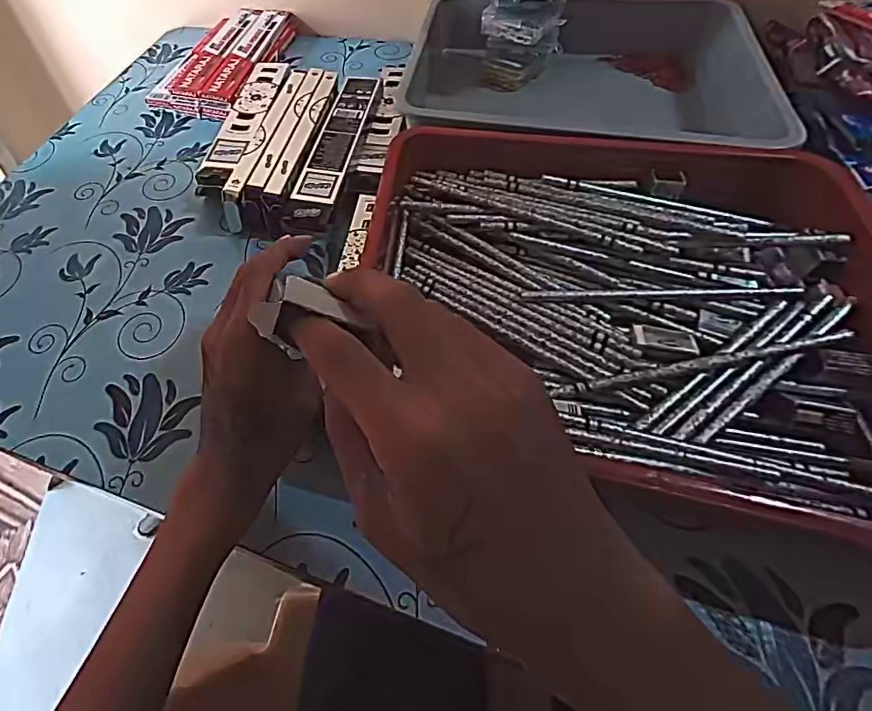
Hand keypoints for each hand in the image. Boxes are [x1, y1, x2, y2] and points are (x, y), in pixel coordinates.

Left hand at [191, 236, 323, 524]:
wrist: (230, 466)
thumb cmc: (272, 433)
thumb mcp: (307, 387)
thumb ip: (313, 344)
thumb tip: (326, 317)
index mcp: (244, 335)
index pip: (259, 275)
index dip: (282, 252)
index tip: (305, 245)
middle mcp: (222, 330)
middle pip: (245, 276)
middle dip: (274, 259)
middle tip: (304, 256)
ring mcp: (214, 339)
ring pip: (239, 291)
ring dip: (266, 278)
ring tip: (299, 282)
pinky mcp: (214, 349)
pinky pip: (236, 309)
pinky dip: (258, 298)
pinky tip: (283, 310)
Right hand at [292, 270, 782, 710]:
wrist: (574, 585)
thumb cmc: (467, 573)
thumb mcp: (381, 519)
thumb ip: (348, 436)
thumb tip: (330, 376)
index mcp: (411, 436)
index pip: (343, 351)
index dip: (312, 326)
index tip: (297, 318)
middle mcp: (456, 388)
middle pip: (396, 300)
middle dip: (355, 285)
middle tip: (332, 292)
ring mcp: (497, 373)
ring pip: (430, 307)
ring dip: (393, 305)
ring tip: (371, 325)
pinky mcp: (522, 372)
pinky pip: (461, 330)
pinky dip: (429, 329)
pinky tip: (419, 354)